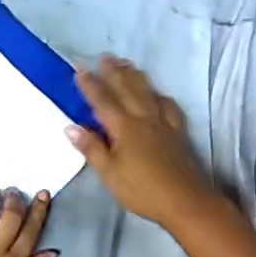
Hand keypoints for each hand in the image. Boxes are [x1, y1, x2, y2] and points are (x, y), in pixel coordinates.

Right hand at [68, 55, 223, 229]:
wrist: (185, 200)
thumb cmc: (141, 189)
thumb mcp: (109, 172)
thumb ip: (91, 148)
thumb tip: (71, 126)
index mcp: (124, 127)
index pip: (103, 101)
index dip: (90, 85)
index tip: (79, 70)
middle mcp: (144, 118)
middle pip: (127, 89)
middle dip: (114, 72)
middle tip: (105, 56)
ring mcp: (163, 123)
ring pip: (147, 93)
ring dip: (135, 77)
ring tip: (127, 65)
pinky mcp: (177, 132)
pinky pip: (168, 106)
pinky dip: (160, 96)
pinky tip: (158, 95)